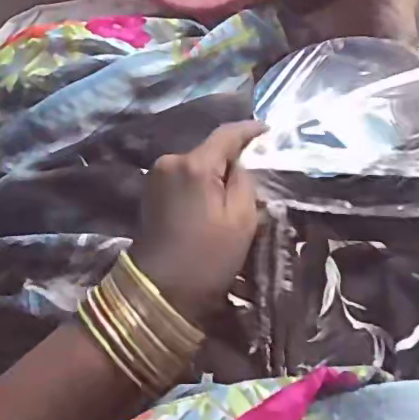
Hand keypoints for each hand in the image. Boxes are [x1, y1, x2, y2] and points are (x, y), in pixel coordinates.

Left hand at [128, 121, 266, 322]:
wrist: (159, 289)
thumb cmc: (206, 257)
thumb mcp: (241, 220)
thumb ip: (244, 181)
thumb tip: (238, 163)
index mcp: (194, 165)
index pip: (226, 134)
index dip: (249, 130)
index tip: (268, 130)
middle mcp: (171, 161)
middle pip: (209, 150)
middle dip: (231, 157)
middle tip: (256, 170)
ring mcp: (156, 175)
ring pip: (196, 164)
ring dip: (214, 172)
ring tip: (234, 189)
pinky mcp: (150, 190)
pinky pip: (183, 176)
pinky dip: (199, 183)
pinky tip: (211, 199)